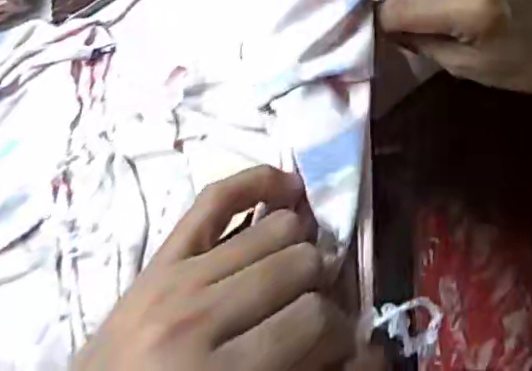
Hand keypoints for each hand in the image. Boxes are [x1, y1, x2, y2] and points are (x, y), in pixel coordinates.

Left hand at [74, 166, 353, 370]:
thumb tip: (371, 350)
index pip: (311, 320)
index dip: (340, 332)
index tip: (344, 346)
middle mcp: (196, 318)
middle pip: (300, 264)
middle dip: (323, 286)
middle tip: (319, 310)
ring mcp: (175, 278)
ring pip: (277, 226)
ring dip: (301, 246)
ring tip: (299, 271)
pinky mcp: (160, 257)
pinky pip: (218, 196)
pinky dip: (259, 181)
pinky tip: (289, 189)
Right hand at [377, 0, 531, 110]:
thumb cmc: (525, 67)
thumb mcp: (468, 68)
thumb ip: (422, 43)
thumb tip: (384, 27)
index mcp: (468, 8)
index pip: (398, 7)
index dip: (377, 21)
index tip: (366, 32)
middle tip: (374, 13)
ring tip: (405, 9)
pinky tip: (436, 0)